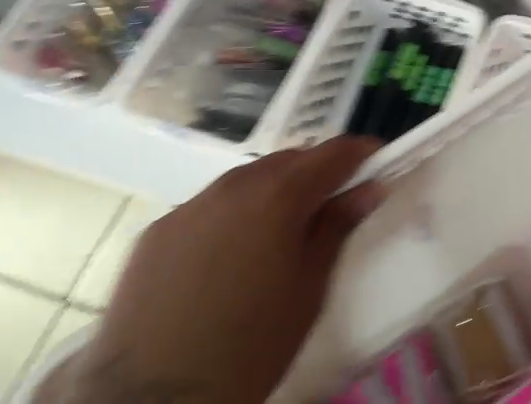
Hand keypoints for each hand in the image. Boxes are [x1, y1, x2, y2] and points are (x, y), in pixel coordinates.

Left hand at [62, 138, 384, 403]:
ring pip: (246, 182)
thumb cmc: (251, 345)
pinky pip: (207, 209)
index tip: (379, 166)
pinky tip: (226, 262)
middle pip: (289, 161)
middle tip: (330, 210)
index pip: (335, 152)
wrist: (151, 398)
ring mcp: (189, 205)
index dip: (362, 155)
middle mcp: (234, 185)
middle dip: (316, 175)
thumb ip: (339, 227)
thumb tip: (369, 187)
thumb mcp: (310, 288)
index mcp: (280, 193)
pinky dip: (229, 219)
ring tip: (276, 238)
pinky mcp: (156, 232)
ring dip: (271, 195)